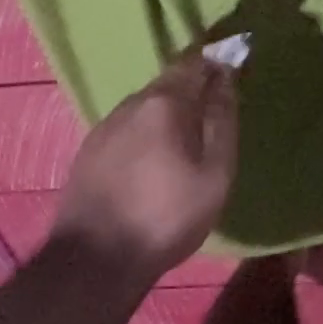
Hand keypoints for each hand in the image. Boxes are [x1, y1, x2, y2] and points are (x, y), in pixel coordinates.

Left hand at [52, 54, 238, 274]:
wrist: (95, 260)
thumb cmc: (167, 216)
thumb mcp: (215, 173)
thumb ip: (222, 120)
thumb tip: (225, 77)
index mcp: (164, 102)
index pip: (194, 62)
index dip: (216, 63)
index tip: (233, 75)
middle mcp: (131, 103)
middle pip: (168, 83)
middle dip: (193, 91)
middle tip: (213, 118)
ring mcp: (105, 126)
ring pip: (146, 107)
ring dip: (168, 115)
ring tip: (185, 144)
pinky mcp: (89, 151)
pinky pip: (128, 129)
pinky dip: (146, 135)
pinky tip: (152, 163)